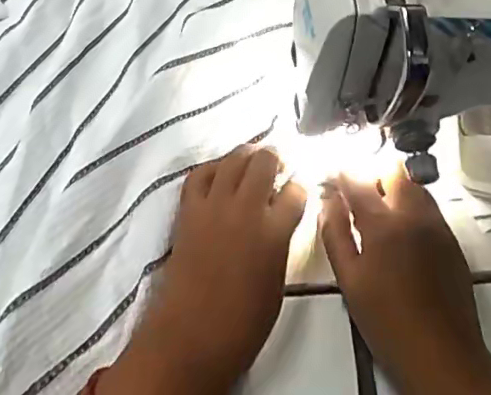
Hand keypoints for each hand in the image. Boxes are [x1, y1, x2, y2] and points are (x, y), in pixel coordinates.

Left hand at [99, 146, 306, 394]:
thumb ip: (280, 242)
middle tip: (279, 164)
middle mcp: (245, 209)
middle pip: (265, 161)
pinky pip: (201, 172)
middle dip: (276, 158)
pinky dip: (214, 167)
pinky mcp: (189, 208)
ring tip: (254, 159)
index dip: (300, 185)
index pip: (296, 191)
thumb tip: (280, 219)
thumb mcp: (277, 282)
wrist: (191, 336)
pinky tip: (221, 172)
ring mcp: (214, 204)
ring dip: (248, 155)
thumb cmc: (242, 323)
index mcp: (273, 232)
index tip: (299, 185)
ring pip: (234, 158)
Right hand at [320, 168, 490, 394]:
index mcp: (383, 224)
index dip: (340, 174)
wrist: (444, 359)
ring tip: (379, 214)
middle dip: (372, 175)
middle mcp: (414, 215)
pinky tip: (403, 235)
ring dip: (395, 188)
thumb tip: (328, 201)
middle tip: (358, 196)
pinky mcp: (453, 242)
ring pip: (415, 186)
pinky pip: (430, 208)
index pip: (357, 180)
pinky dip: (413, 207)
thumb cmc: (389, 324)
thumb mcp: (349, 281)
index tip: (330, 179)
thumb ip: (335, 233)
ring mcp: (437, 226)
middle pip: (393, 171)